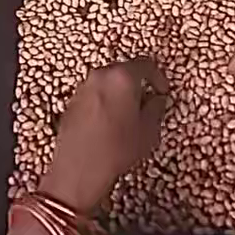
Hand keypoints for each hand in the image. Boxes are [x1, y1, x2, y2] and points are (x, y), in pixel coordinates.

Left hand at [38, 59, 169, 213]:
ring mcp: (83, 88)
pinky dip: (104, 102)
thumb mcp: (148, 131)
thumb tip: (156, 100)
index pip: (146, 65)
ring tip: (129, 115)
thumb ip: (156, 108)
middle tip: (148, 102)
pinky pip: (93, 95)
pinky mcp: (71, 102)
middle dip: (138, 84)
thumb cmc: (116, 150)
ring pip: (107, 83)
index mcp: (122, 77)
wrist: (78, 169)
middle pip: (124, 71)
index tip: (162, 90)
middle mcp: (100, 76)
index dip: (158, 77)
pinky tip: (110, 123)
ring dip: (119, 93)